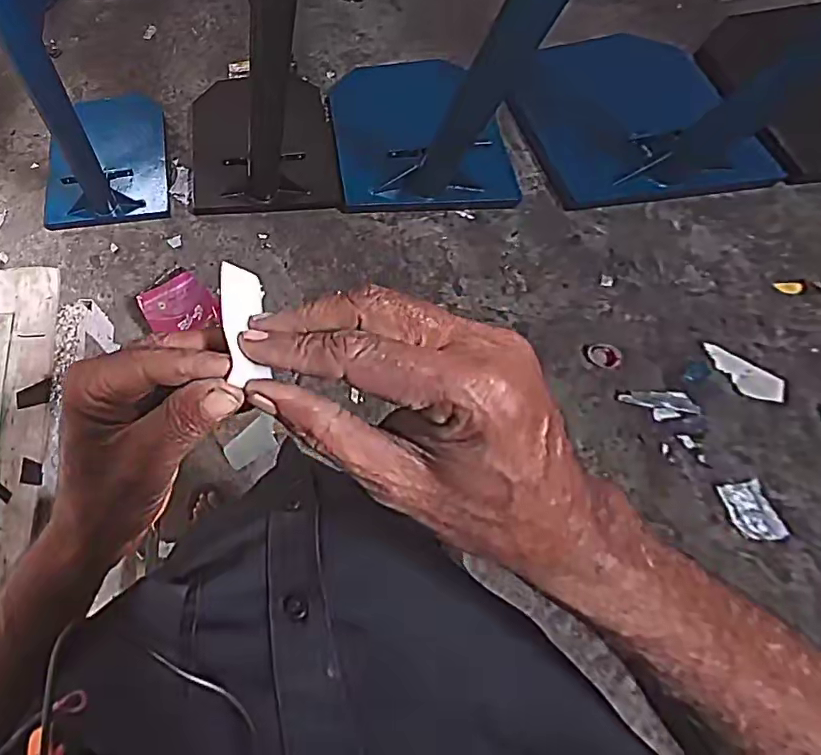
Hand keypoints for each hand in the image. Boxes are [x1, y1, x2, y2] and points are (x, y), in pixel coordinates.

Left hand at [50, 331, 241, 568]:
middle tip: (247, 362)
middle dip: (208, 358)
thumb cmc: (99, 505)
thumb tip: (220, 390)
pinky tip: (234, 389)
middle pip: (166, 353)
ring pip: (178, 363)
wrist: (96, 536)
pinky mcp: (147, 399)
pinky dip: (210, 386)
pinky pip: (183, 383)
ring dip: (214, 369)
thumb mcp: (145, 462)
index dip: (194, 362)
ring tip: (246, 373)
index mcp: (90, 383)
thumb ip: (182, 421)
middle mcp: (106, 376)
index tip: (229, 367)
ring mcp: (128, 386)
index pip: (149, 359)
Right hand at [238, 286, 607, 585]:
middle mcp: (485, 347)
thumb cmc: (500, 517)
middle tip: (261, 332)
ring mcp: (485, 334)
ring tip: (284, 331)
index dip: (298, 350)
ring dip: (328, 315)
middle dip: (307, 319)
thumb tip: (278, 396)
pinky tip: (328, 333)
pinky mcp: (478, 334)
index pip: (362, 352)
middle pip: (372, 308)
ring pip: (385, 302)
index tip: (258, 349)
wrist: (562, 520)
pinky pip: (404, 313)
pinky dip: (358, 321)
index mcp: (474, 389)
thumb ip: (330, 432)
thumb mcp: (401, 485)